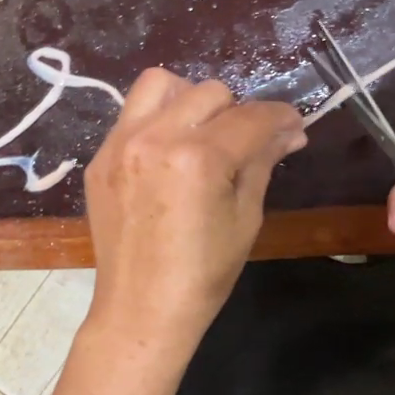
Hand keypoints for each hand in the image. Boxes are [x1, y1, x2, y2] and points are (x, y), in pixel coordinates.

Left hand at [84, 68, 304, 342]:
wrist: (141, 309)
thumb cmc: (204, 274)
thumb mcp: (245, 218)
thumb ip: (262, 162)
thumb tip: (289, 132)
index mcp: (198, 159)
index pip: (250, 118)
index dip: (280, 118)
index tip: (294, 126)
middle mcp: (154, 138)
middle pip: (209, 92)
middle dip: (237, 112)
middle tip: (246, 144)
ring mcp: (119, 145)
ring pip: (161, 85)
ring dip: (190, 101)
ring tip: (201, 135)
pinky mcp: (100, 158)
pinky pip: (132, 114)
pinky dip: (157, 122)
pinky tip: (169, 155)